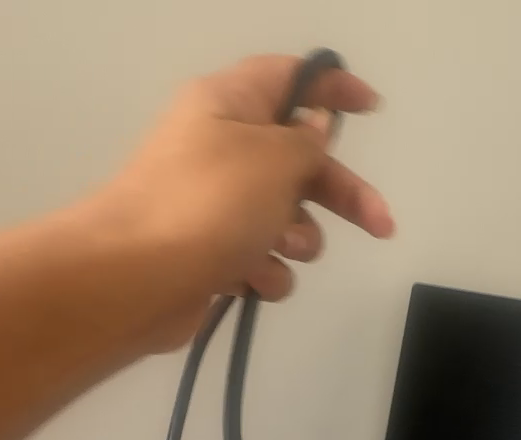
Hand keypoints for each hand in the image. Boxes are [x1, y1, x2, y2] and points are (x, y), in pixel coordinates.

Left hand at [65, 55, 395, 352]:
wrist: (139, 277)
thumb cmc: (209, 203)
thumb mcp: (273, 157)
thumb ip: (307, 141)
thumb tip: (315, 127)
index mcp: (229, 105)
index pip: (289, 79)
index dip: (333, 88)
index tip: (372, 108)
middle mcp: (223, 149)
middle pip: (302, 162)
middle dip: (343, 196)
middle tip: (381, 225)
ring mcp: (218, 205)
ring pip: (289, 219)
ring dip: (299, 239)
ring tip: (280, 248)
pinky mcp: (215, 253)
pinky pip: (265, 259)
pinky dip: (266, 271)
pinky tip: (250, 279)